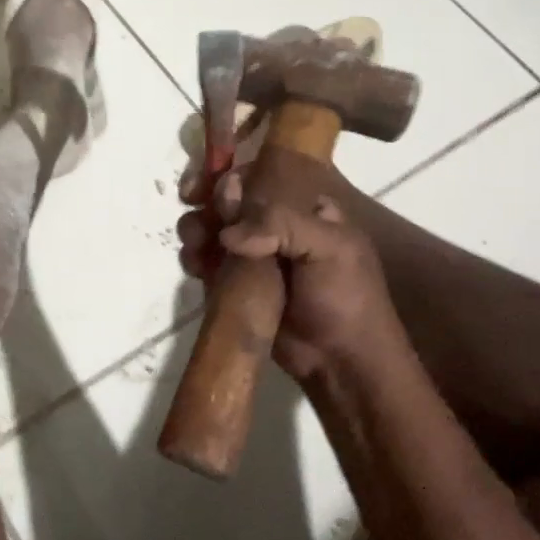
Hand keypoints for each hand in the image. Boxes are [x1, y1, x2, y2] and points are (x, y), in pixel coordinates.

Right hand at [178, 165, 400, 380]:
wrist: (341, 363)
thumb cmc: (345, 299)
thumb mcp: (328, 249)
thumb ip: (280, 224)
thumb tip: (225, 231)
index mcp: (303, 207)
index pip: (259, 176)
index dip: (228, 175)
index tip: (203, 188)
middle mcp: (274, 225)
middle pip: (226, 199)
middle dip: (205, 206)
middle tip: (194, 222)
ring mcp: (253, 255)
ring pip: (210, 227)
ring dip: (195, 232)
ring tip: (196, 252)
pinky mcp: (234, 282)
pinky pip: (205, 260)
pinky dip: (195, 259)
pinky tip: (197, 270)